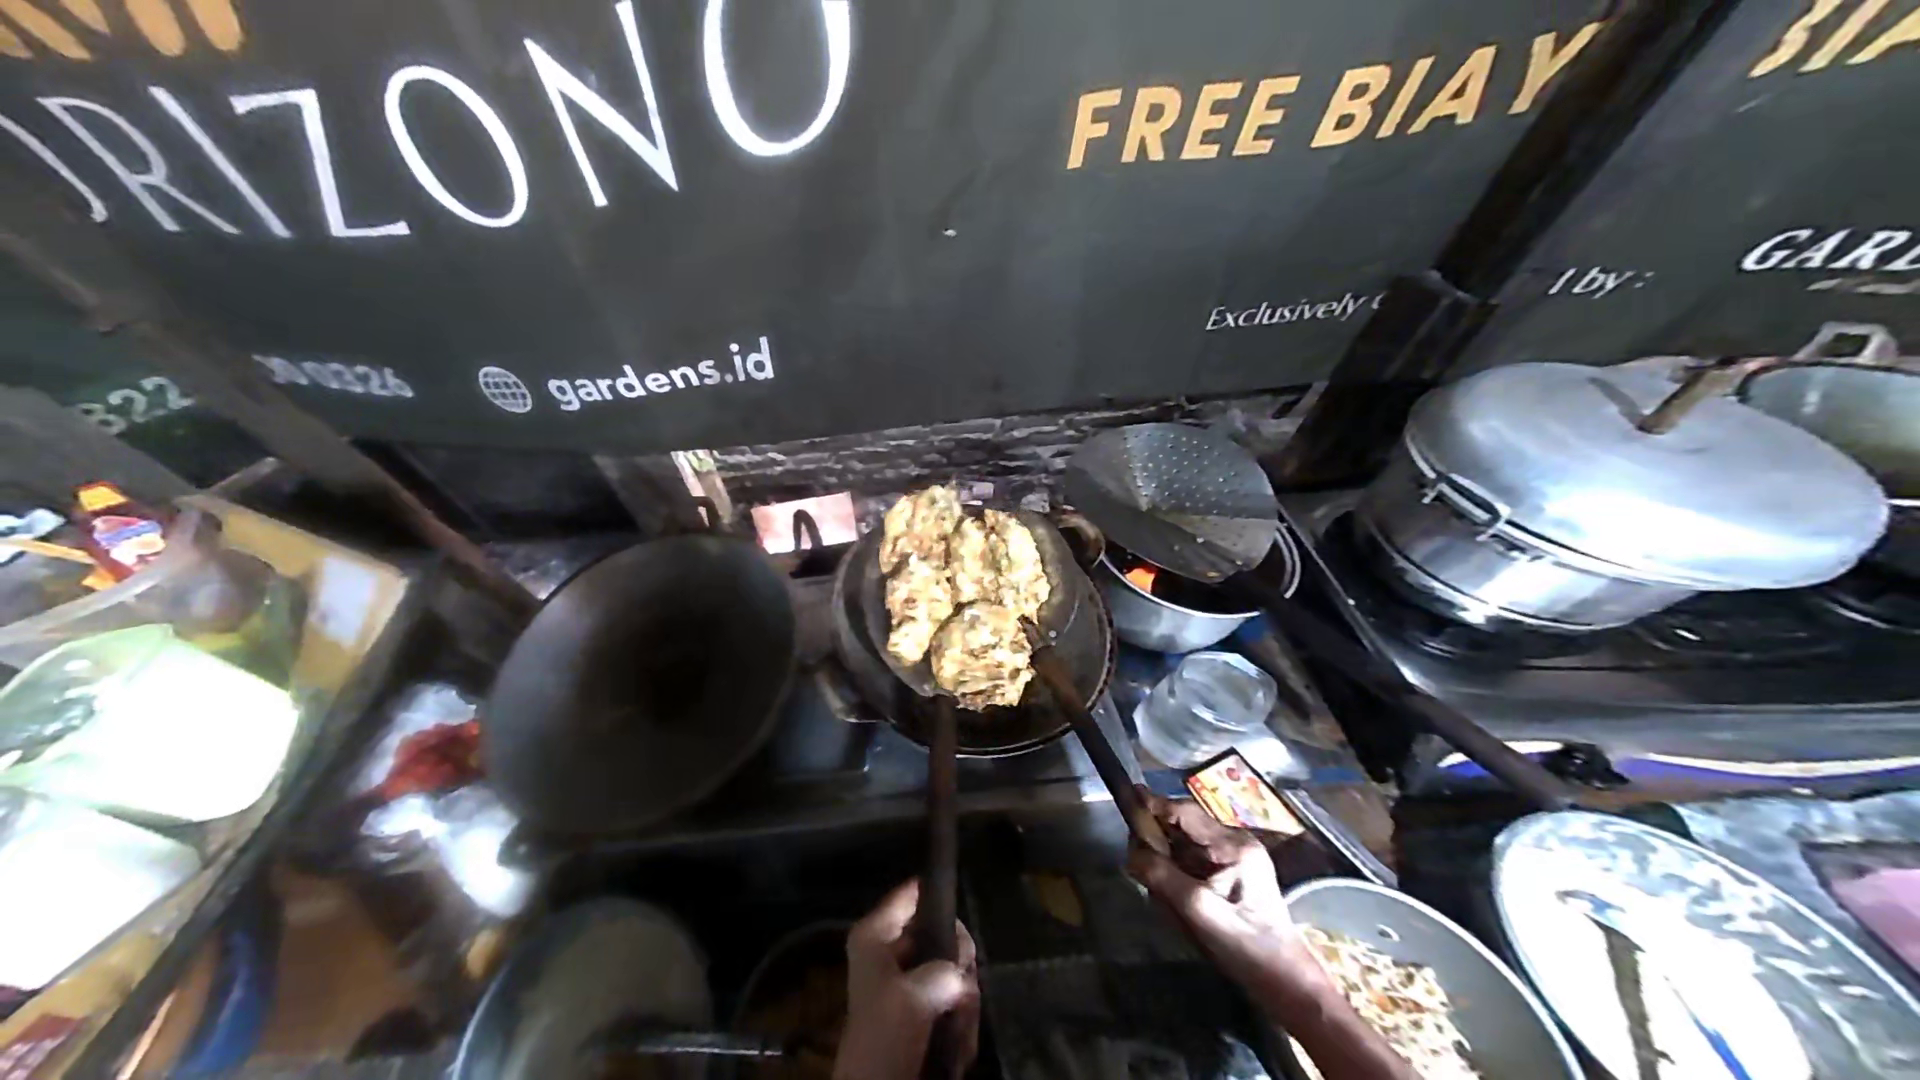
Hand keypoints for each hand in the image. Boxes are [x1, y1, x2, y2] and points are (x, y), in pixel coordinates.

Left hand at [835, 879, 979, 1079]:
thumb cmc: (883, 1036)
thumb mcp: (912, 997)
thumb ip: (942, 972)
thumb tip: (960, 975)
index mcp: (875, 934)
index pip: (912, 892)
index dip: (937, 894)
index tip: (960, 910)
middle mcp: (889, 948)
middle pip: (940, 932)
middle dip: (958, 965)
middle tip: (963, 990)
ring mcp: (905, 977)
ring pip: (951, 968)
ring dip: (962, 1000)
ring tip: (960, 1023)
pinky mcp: (918, 1005)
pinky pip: (952, 996)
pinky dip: (960, 1019)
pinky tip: (958, 1041)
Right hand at [1125, 792, 1332, 1008]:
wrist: (1285, 981)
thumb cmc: (1245, 946)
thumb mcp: (1198, 910)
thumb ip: (1162, 877)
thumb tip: (1131, 854)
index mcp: (1233, 846)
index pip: (1185, 812)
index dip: (1154, 805)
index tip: (1128, 798)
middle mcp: (1236, 842)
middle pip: (1183, 826)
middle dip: (1158, 840)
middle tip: (1136, 859)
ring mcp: (1236, 857)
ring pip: (1186, 844)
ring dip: (1167, 860)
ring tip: (1158, 889)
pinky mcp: (1233, 873)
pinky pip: (1194, 861)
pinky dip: (1178, 872)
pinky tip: (1174, 899)